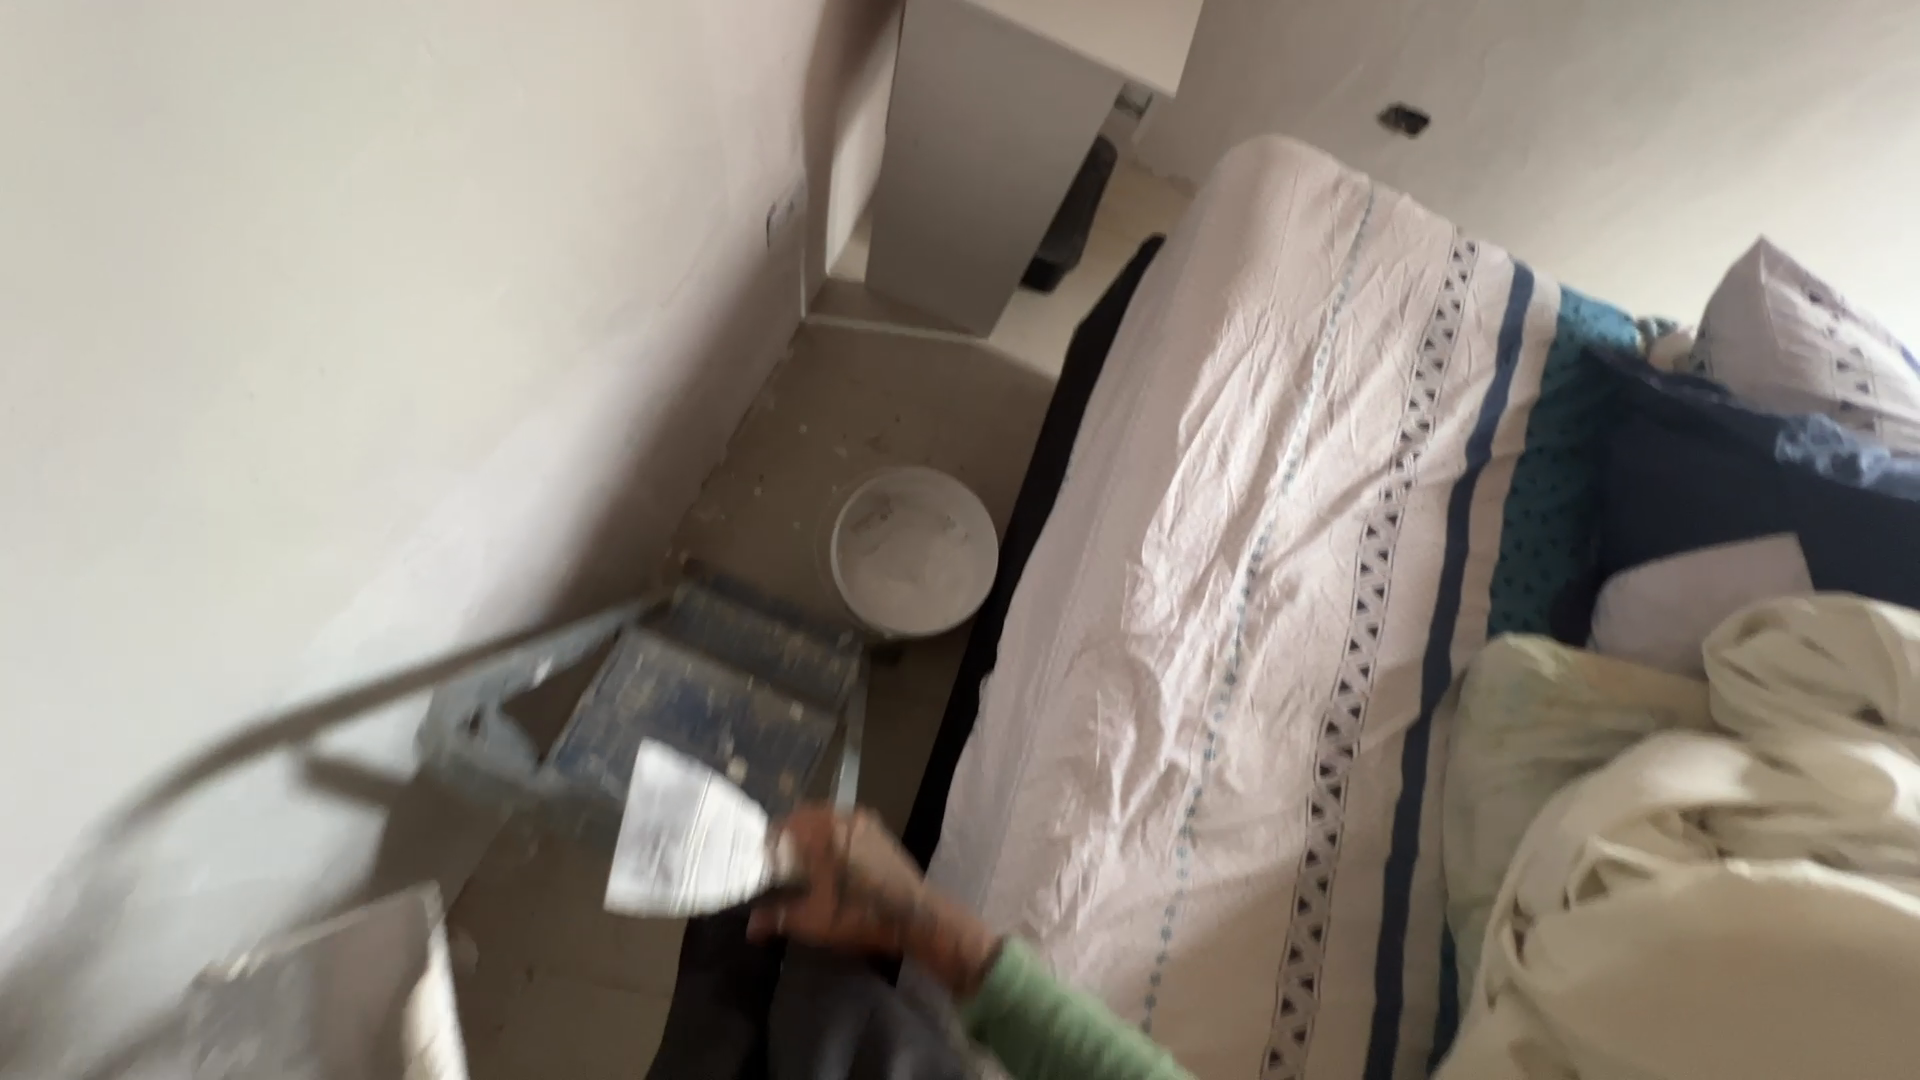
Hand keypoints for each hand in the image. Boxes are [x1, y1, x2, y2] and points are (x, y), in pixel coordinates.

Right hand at [746, 803, 1001, 998]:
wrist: (914, 915)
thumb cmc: (859, 915)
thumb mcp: (813, 921)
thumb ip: (778, 917)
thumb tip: (750, 926)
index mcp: (825, 832)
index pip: (785, 824)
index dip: (769, 842)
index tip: (762, 861)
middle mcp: (844, 817)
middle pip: (806, 816)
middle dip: (790, 835)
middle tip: (780, 861)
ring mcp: (865, 821)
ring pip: (827, 817)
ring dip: (812, 832)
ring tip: (803, 861)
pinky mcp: (879, 830)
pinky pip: (846, 823)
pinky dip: (832, 834)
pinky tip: (832, 860)